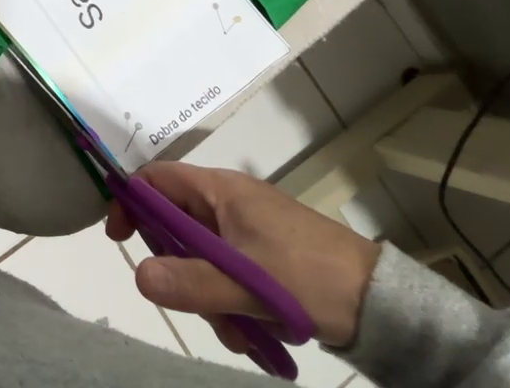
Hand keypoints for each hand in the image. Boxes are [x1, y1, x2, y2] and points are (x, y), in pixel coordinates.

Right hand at [106, 162, 381, 349]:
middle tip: (191, 300)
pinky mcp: (266, 256)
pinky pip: (227, 272)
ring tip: (235, 330)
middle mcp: (229, 202)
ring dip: (207, 294)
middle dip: (177, 267)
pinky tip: (251, 330)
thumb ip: (191, 282)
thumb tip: (138, 277)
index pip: (154, 179)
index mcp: (220, 190)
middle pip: (174, 223)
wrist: (387, 306)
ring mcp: (249, 230)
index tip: (121, 240)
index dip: (130, 203)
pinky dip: (230, 300)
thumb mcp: (248, 284)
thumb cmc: (313, 279)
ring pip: (200, 256)